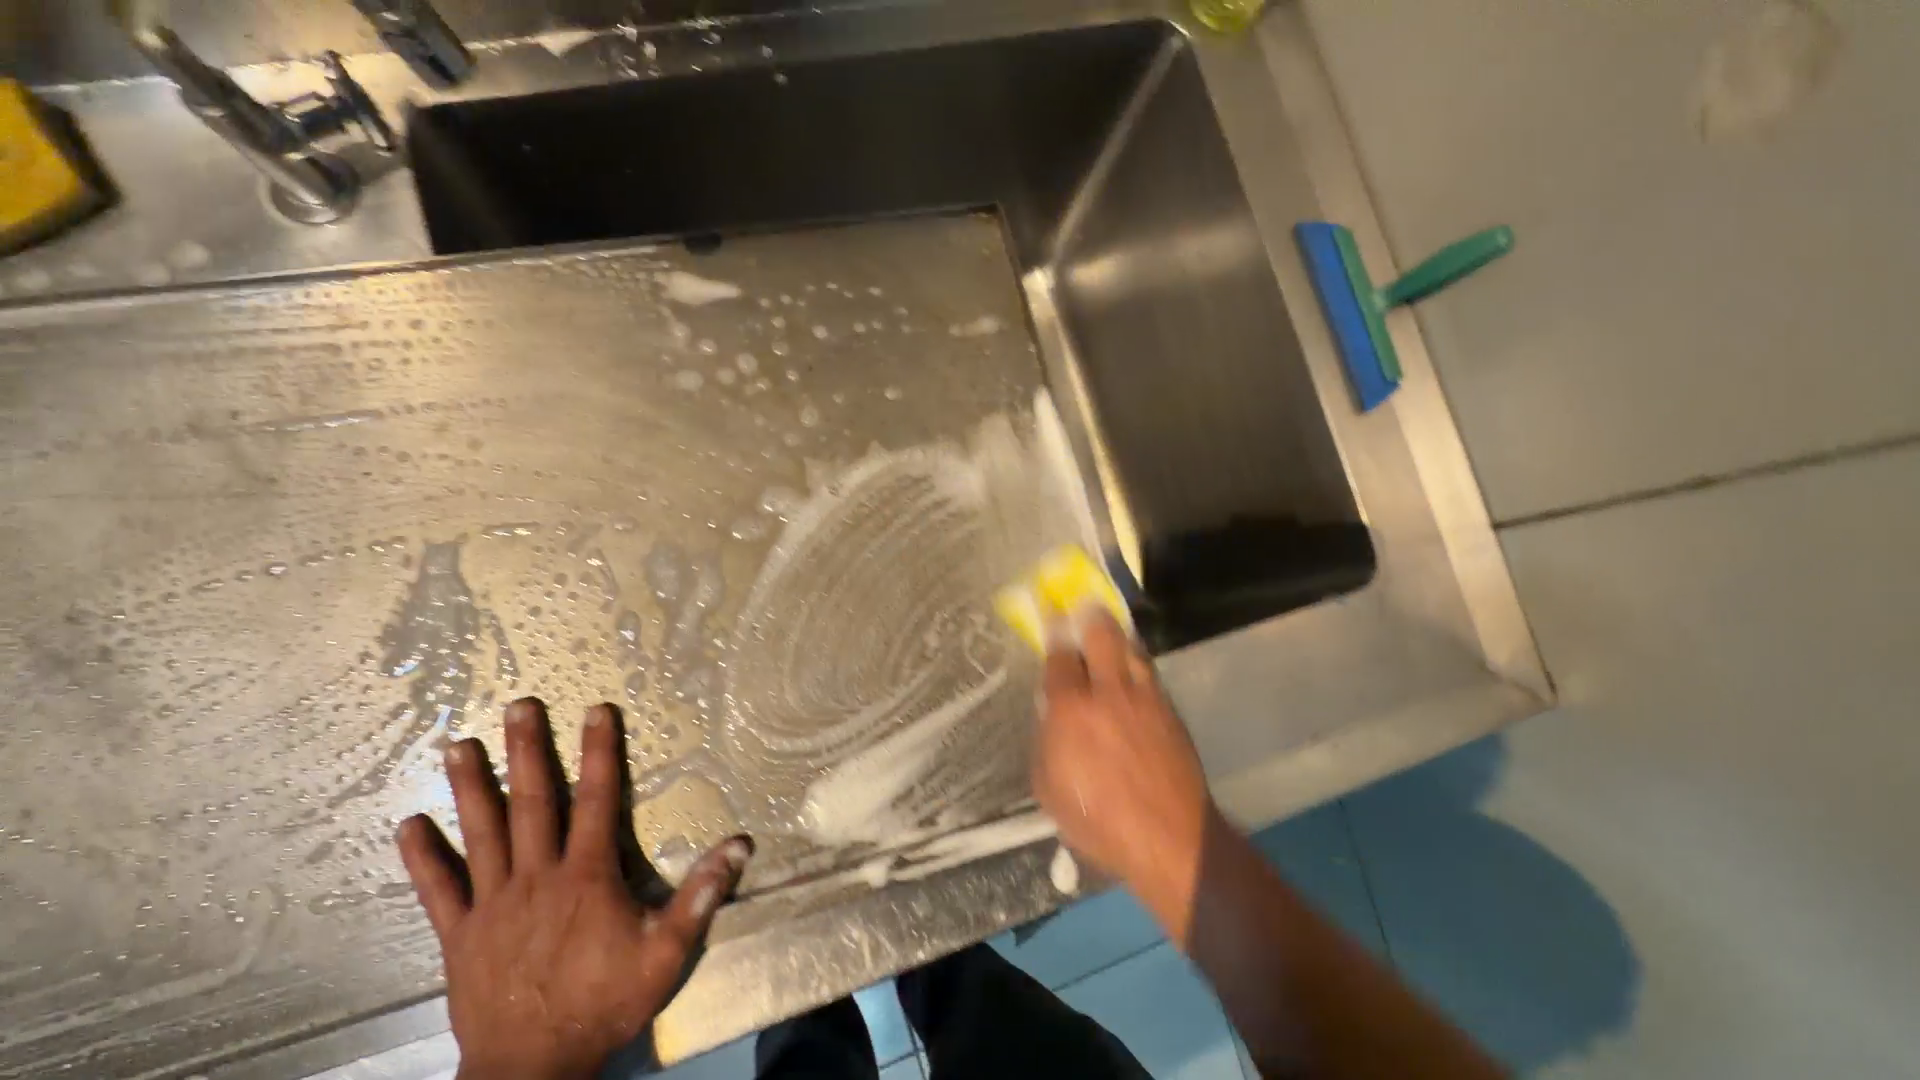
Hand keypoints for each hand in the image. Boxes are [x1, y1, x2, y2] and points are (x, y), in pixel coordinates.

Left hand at [398, 698, 751, 1079]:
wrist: (533, 1065)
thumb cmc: (604, 1003)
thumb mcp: (666, 952)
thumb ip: (701, 895)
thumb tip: (739, 844)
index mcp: (586, 876)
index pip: (597, 799)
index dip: (599, 752)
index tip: (596, 710)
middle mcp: (537, 876)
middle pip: (532, 802)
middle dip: (527, 750)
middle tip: (518, 706)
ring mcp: (492, 903)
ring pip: (481, 833)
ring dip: (469, 787)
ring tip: (456, 745)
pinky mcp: (460, 933)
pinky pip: (438, 889)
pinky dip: (422, 857)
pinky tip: (407, 826)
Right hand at [1033, 611, 1218, 907]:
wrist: (1169, 837)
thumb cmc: (1097, 821)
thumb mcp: (1049, 788)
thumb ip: (1045, 742)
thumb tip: (1050, 716)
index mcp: (1071, 709)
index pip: (1059, 656)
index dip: (1052, 632)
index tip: (1049, 615)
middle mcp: (1109, 692)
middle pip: (1101, 634)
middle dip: (1090, 615)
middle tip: (1082, 607)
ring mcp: (1146, 697)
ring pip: (1132, 648)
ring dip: (1118, 636)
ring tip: (1109, 633)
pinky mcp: (1171, 711)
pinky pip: (1150, 674)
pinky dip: (1137, 665)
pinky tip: (1132, 672)